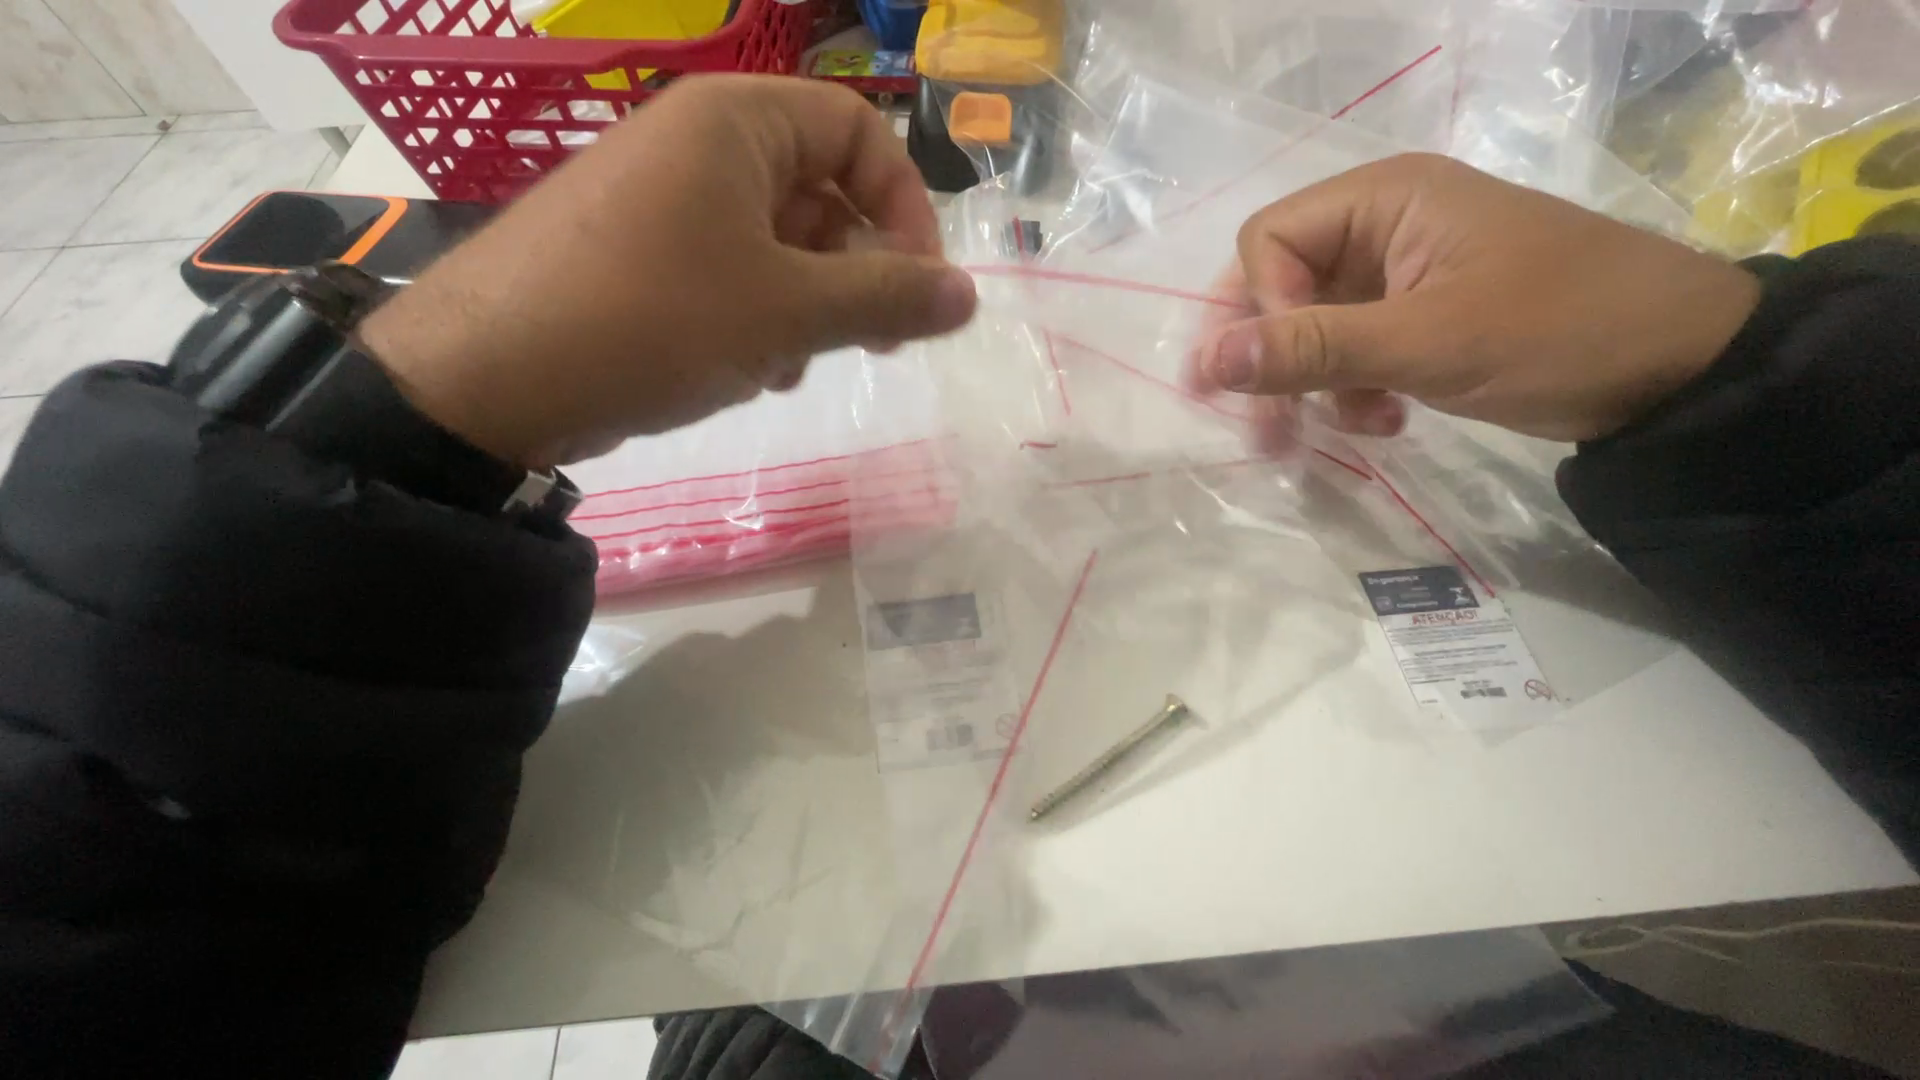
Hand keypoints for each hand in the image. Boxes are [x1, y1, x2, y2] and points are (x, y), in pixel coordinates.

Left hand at [357, 76, 977, 467]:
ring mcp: (661, 200)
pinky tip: (750, 371)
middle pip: (819, 189)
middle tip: (873, 340)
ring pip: (775, 241)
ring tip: (796, 365)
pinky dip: (756, 316)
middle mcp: (698, 144)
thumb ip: (888, 299)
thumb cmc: (656, 320)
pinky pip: (726, 270)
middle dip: (857, 269)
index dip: (906, 209)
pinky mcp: (636, 254)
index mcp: (737, 122)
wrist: (490, 379)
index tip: (920, 288)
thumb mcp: (789, 313)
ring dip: (807, 305)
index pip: (860, 134)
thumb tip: (970, 296)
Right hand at [1192, 153, 1761, 443]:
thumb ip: (1311, 349)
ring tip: (1337, 433)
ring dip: (1308, 385)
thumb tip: (1207, 362)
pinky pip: (1345, 351)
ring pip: (1307, 328)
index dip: (1261, 306)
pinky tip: (1381, 422)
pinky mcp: (1413, 319)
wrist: (1681, 370)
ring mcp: (1397, 276)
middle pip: (1279, 287)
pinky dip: (1347, 392)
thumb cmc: (1561, 331)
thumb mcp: (1427, 342)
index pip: (1268, 242)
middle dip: (1269, 359)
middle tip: (1264, 431)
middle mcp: (1381, 228)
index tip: (1284, 368)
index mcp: (1385, 200)